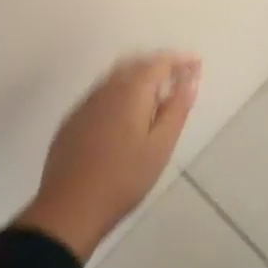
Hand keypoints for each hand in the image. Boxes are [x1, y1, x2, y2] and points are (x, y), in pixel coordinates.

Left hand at [16, 52, 200, 260]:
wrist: (71, 207)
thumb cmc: (124, 179)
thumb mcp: (160, 147)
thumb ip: (176, 110)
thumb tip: (190, 81)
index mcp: (130, 92)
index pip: (158, 63)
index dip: (179, 61)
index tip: (196, 63)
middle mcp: (106, 89)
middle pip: (135, 64)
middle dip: (159, 64)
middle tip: (179, 75)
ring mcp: (86, 104)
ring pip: (116, 76)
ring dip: (138, 75)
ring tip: (157, 91)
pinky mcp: (74, 119)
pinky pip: (101, 92)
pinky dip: (120, 90)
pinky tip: (126, 111)